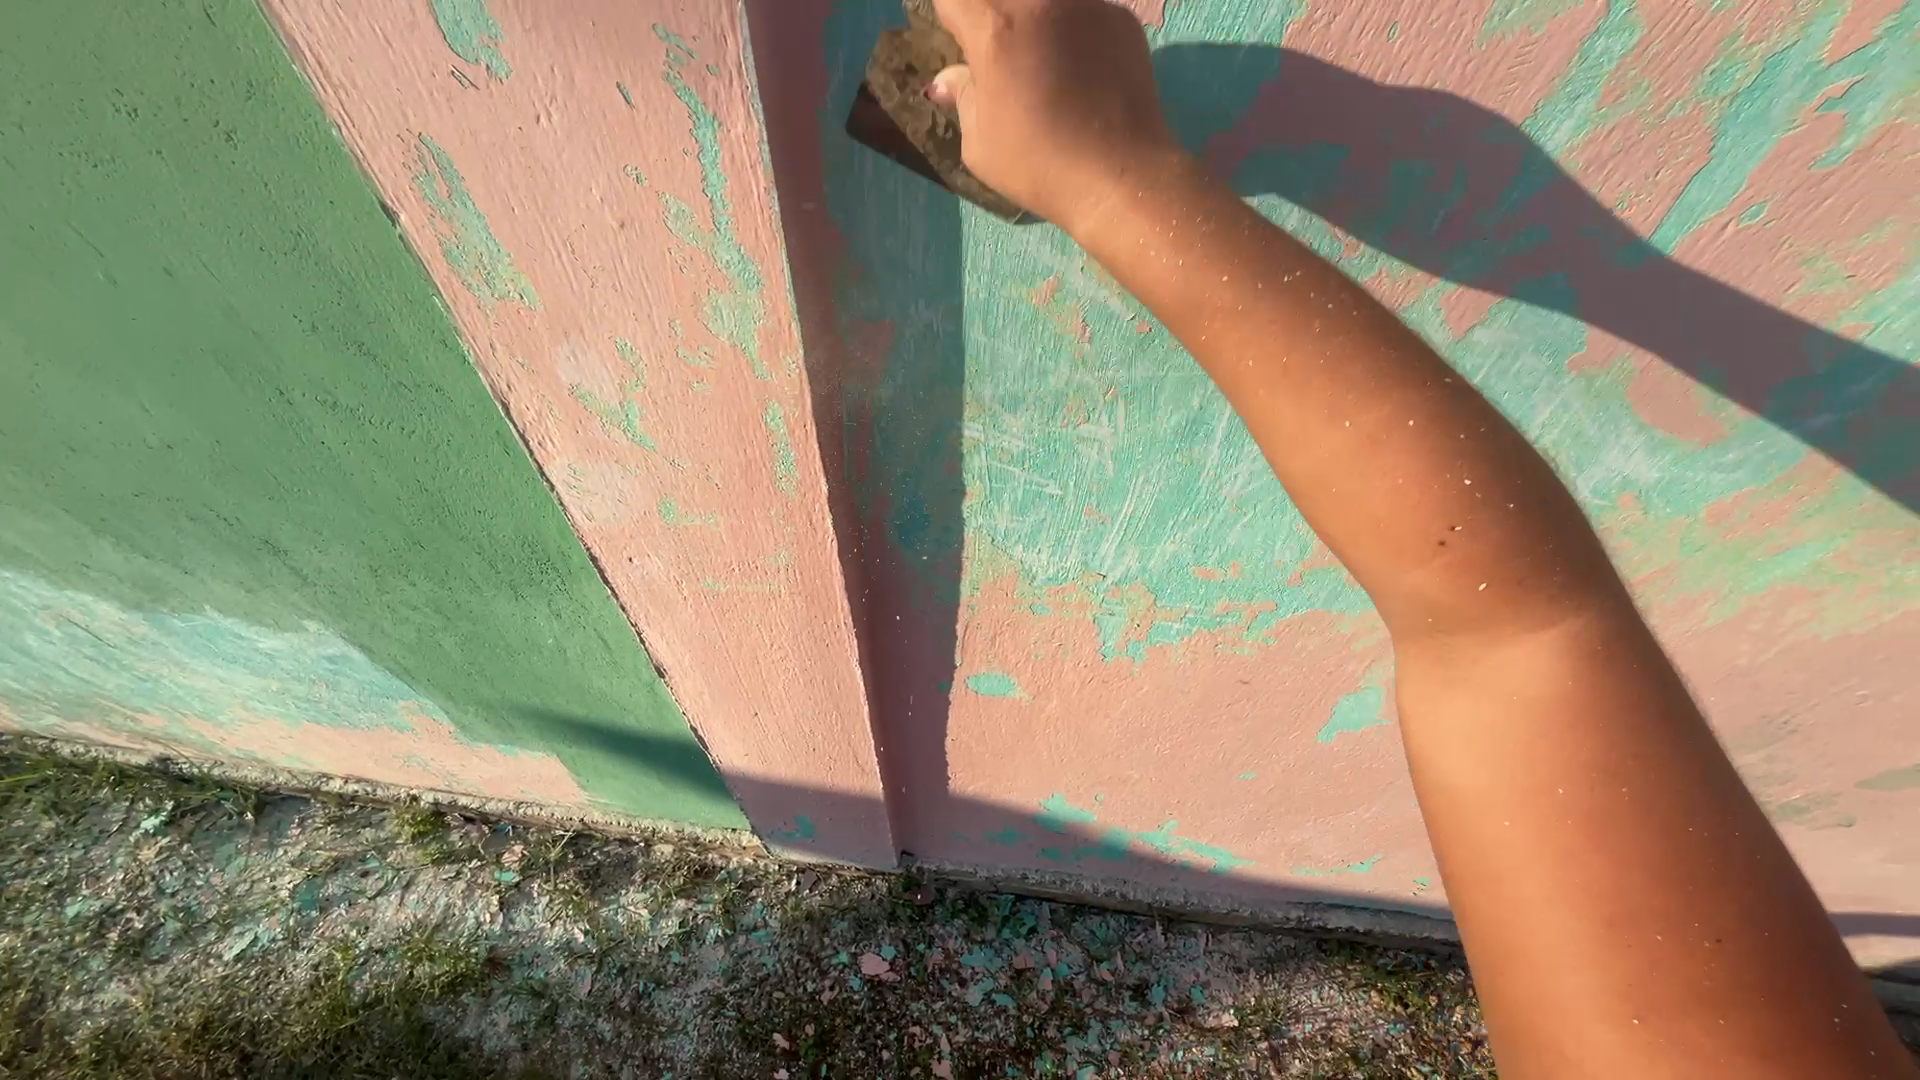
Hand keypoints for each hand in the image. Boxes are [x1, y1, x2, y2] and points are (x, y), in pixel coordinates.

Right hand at [928, 0, 1185, 232]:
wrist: (1119, 177)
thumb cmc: (1040, 169)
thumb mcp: (981, 148)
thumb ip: (962, 100)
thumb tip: (946, 81)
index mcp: (995, 31)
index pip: (954, 0)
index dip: (953, 21)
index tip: (960, 42)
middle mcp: (1039, 2)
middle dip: (993, 18)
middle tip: (1002, 60)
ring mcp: (1084, 4)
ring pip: (1045, 4)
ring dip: (1035, 23)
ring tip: (1044, 65)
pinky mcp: (1119, 17)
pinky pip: (1083, 12)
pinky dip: (1073, 32)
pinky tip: (1082, 73)